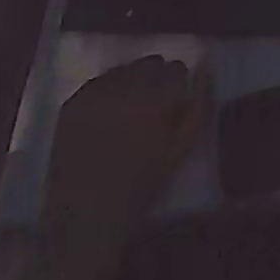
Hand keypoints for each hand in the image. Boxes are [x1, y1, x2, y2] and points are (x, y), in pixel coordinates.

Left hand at [45, 56, 208, 246]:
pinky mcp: (74, 100)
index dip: (178, 86)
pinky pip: (98, 81)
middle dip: (156, 80)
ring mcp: (95, 91)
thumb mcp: (180, 151)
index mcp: (156, 98)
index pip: (176, 69)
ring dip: (131, 82)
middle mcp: (125, 86)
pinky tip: (106, 116)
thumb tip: (205, 69)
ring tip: (128, 112)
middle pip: (150, 63)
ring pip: (124, 69)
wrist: (85, 215)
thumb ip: (198, 107)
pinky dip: (107, 91)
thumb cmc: (140, 187)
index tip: (174, 104)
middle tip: (152, 108)